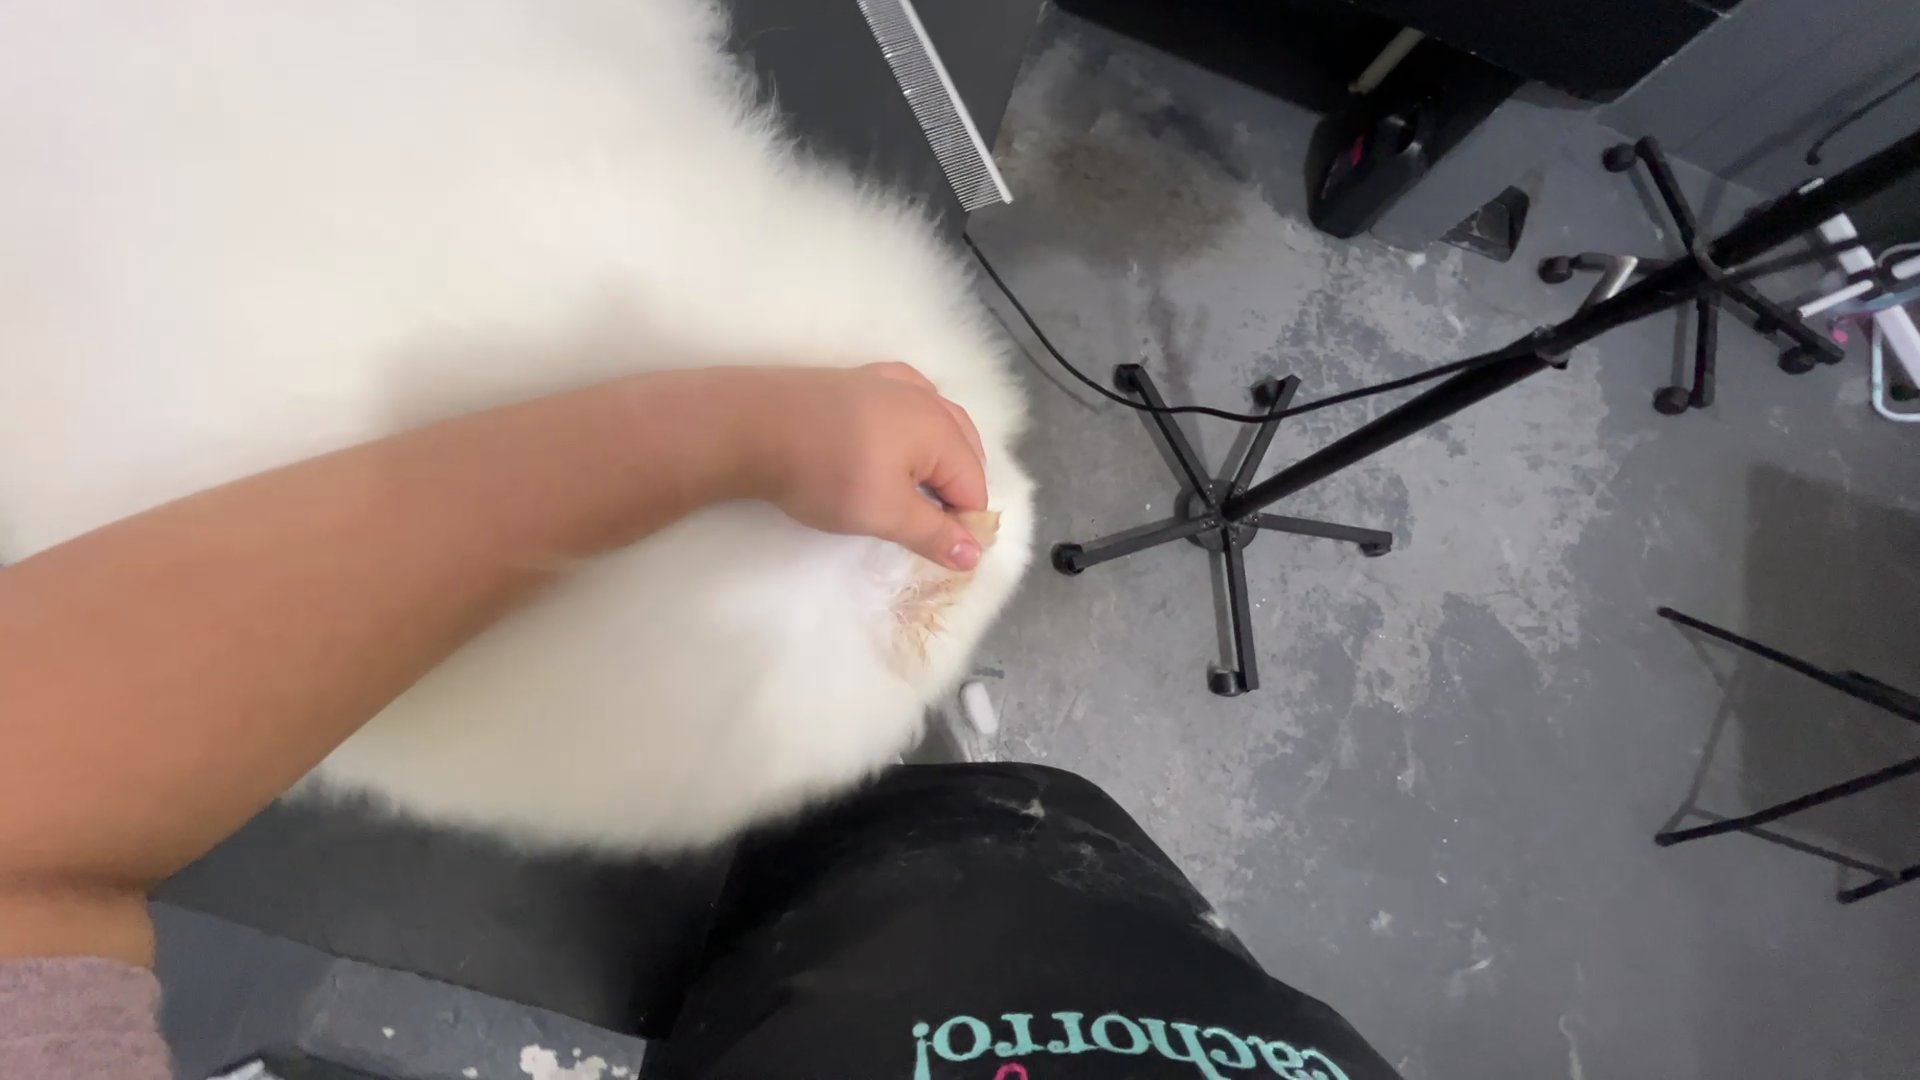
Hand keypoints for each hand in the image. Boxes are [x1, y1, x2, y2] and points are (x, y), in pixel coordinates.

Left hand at [725, 363, 989, 569]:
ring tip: (921, 486)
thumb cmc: (827, 473)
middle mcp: (925, 398)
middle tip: (932, 522)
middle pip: (965, 448)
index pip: (973, 485)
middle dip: (959, 487)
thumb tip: (974, 554)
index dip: (964, 523)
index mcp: (940, 429)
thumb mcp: (885, 513)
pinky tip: (900, 431)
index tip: (940, 548)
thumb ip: (934, 534)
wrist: (752, 425)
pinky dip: (916, 422)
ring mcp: (891, 381)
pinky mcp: (860, 377)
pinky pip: (908, 398)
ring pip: (939, 419)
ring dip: (942, 455)